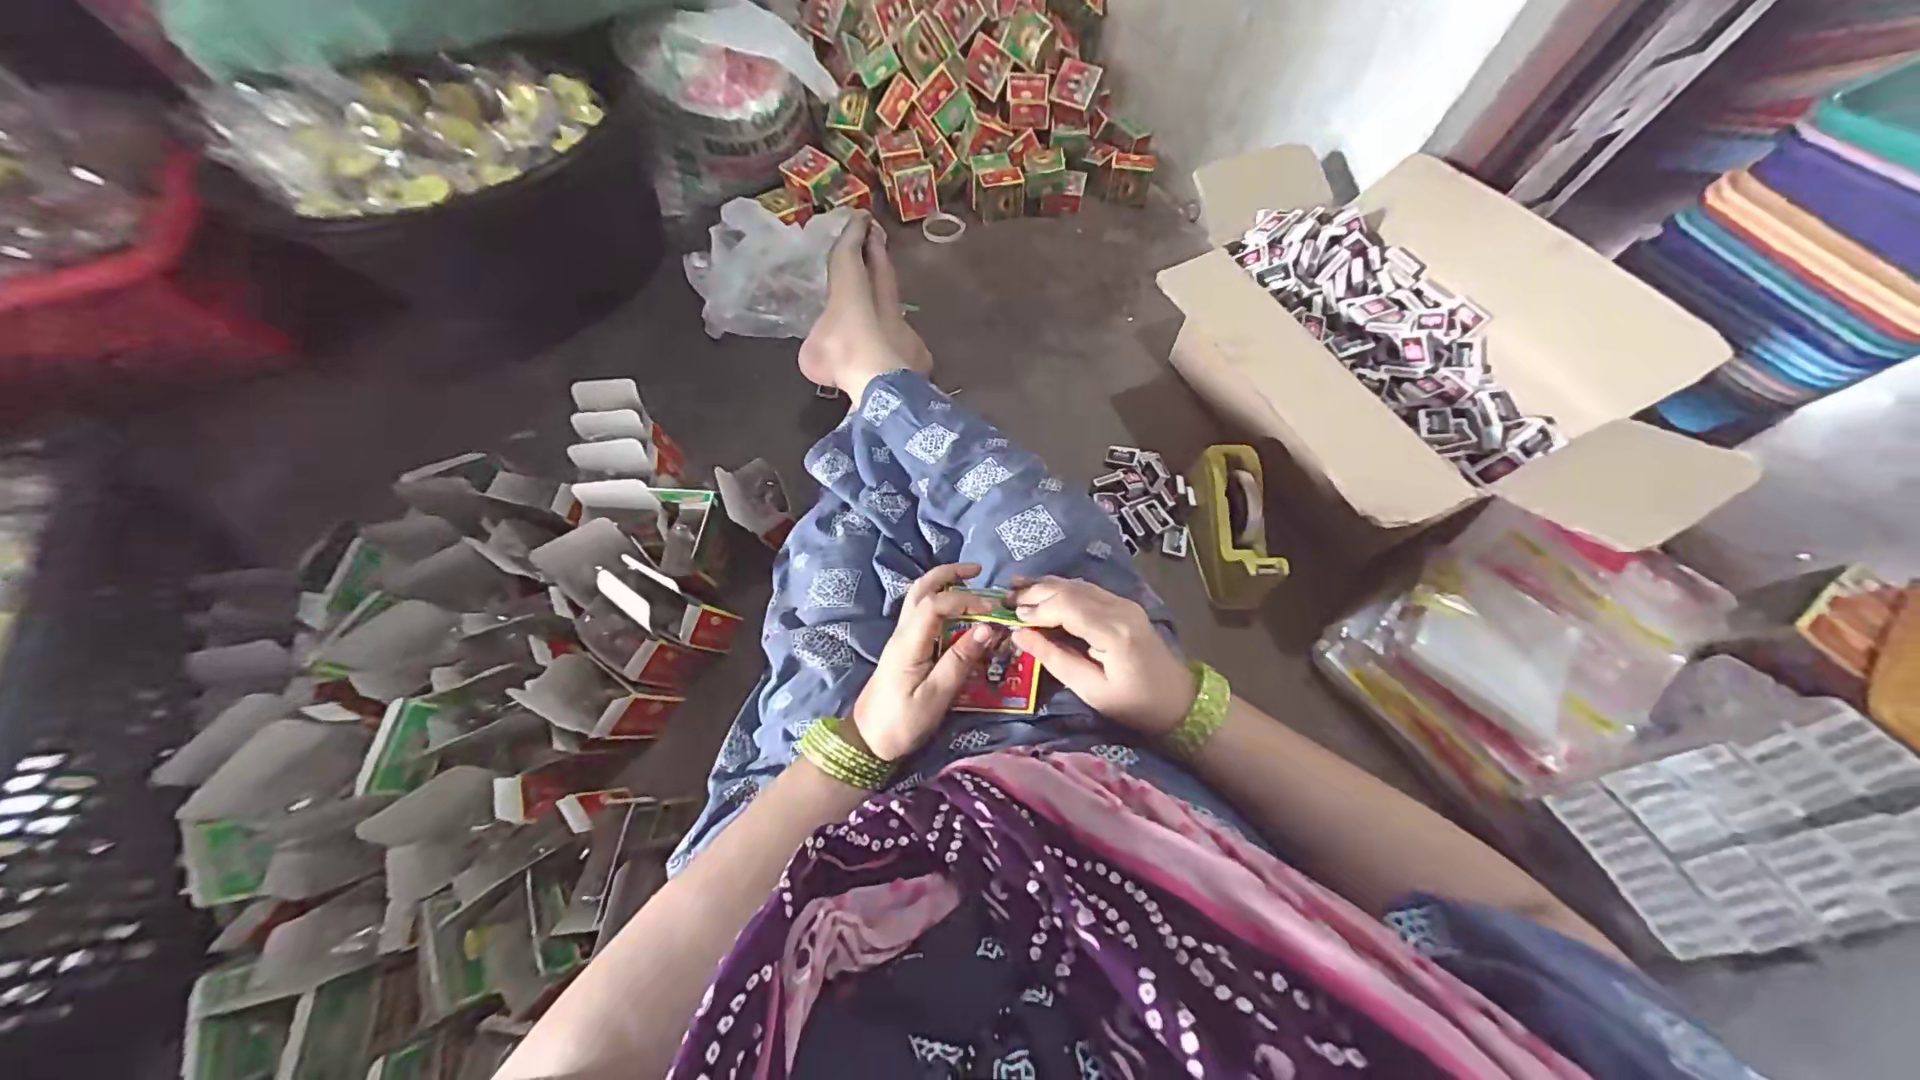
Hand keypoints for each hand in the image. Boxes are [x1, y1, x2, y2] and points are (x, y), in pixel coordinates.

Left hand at [850, 563, 1003, 761]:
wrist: (868, 741)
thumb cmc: (902, 722)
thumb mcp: (936, 697)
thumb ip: (960, 661)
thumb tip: (987, 628)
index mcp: (909, 642)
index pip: (936, 603)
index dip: (965, 599)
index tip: (992, 609)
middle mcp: (902, 633)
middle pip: (921, 589)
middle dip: (949, 574)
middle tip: (978, 571)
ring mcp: (900, 638)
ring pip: (918, 598)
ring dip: (943, 584)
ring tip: (971, 585)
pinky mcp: (904, 648)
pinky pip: (921, 613)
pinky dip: (940, 602)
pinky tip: (957, 612)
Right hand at [1008, 576, 1195, 735]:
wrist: (1180, 700)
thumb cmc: (1135, 704)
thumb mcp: (1090, 690)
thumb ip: (1054, 659)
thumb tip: (1020, 635)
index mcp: (1113, 632)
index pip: (1066, 607)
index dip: (1035, 609)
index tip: (1011, 618)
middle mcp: (1119, 609)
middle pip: (1070, 590)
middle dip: (1035, 592)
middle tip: (1005, 599)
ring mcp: (1124, 604)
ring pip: (1077, 585)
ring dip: (1045, 586)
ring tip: (1016, 589)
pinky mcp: (1124, 605)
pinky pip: (1087, 589)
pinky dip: (1061, 589)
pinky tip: (1043, 590)